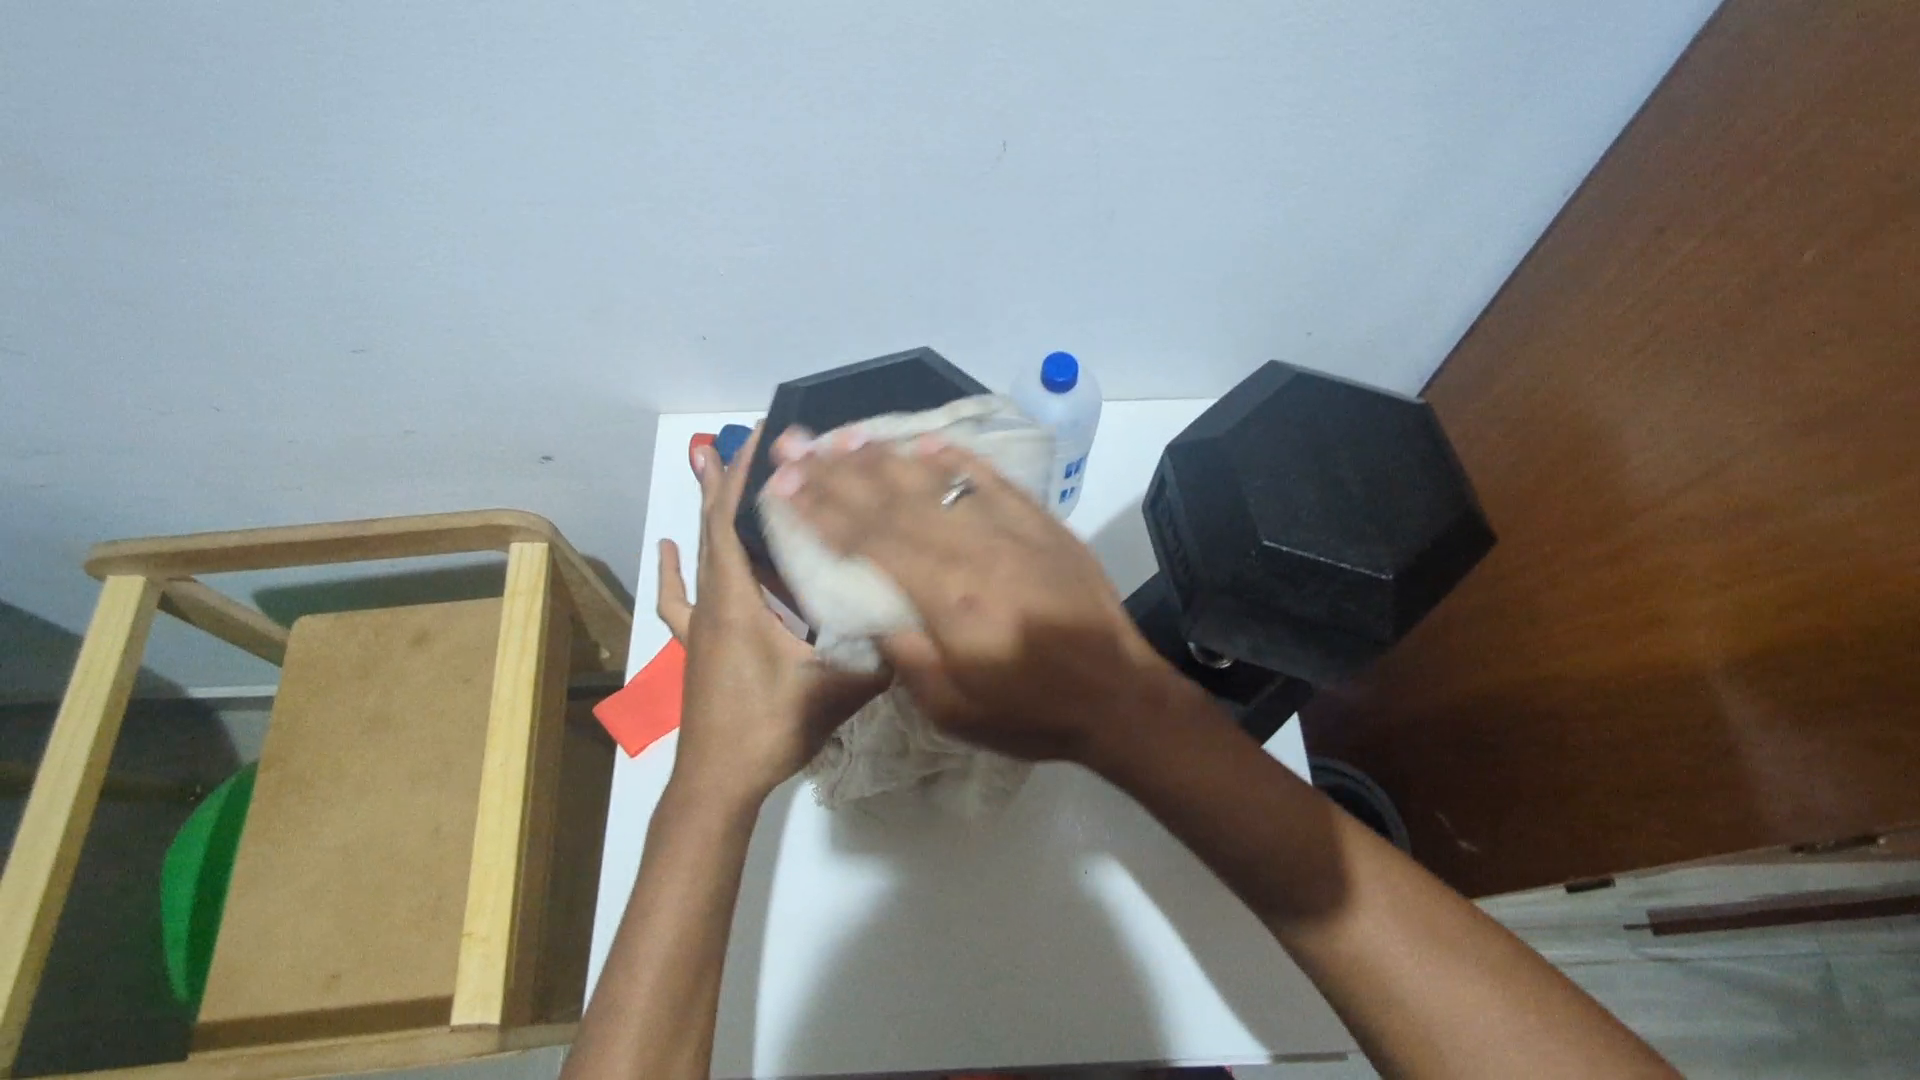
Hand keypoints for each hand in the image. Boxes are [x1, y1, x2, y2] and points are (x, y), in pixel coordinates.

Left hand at [657, 426, 888, 806]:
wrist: (719, 781)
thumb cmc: (770, 730)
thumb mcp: (835, 693)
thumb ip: (879, 660)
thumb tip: (919, 626)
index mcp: (739, 604)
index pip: (731, 526)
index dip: (741, 480)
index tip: (756, 441)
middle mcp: (714, 603)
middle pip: (712, 528)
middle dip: (726, 481)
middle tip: (738, 440)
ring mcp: (700, 625)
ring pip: (701, 554)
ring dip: (708, 512)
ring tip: (712, 470)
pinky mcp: (697, 646)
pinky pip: (681, 597)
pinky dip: (675, 568)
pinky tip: (668, 547)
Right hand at [766, 429, 1183, 763]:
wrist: (1118, 695)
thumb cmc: (1030, 711)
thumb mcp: (951, 707)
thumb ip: (903, 654)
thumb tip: (866, 611)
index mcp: (946, 596)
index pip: (868, 538)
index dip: (820, 509)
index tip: (781, 485)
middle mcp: (974, 548)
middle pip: (892, 499)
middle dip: (835, 470)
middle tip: (792, 445)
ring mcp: (1011, 528)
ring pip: (935, 480)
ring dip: (884, 455)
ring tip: (842, 436)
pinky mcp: (1041, 523)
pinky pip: (989, 479)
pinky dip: (954, 458)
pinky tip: (924, 441)